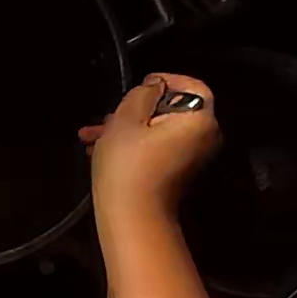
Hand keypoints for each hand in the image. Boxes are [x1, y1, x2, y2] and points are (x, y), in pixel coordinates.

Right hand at [79, 73, 221, 219]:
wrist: (130, 217)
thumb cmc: (128, 164)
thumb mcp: (126, 119)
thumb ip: (141, 93)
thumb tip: (153, 87)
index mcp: (199, 120)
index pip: (191, 85)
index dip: (164, 80)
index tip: (137, 86)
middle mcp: (204, 138)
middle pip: (171, 110)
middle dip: (135, 110)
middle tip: (106, 116)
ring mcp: (190, 158)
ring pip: (157, 131)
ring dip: (126, 129)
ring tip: (92, 135)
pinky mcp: (175, 173)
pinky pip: (155, 149)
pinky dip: (132, 146)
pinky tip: (100, 150)